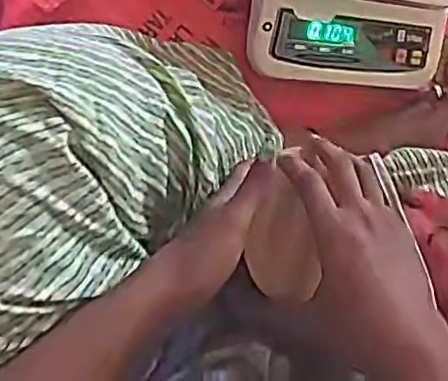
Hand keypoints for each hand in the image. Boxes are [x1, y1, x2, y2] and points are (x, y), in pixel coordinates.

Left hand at [153, 160, 277, 305]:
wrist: (166, 298)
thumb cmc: (203, 256)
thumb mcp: (234, 221)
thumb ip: (252, 192)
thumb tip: (270, 154)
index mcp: (221, 200)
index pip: (241, 172)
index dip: (259, 160)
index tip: (279, 150)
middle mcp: (214, 213)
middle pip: (237, 190)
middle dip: (256, 181)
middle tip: (281, 177)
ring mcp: (208, 236)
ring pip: (233, 213)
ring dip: (250, 207)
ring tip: (272, 207)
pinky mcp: (206, 260)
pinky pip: (232, 236)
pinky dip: (245, 232)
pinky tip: (253, 243)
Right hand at [269, 138, 447, 379]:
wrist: (410, 340)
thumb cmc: (358, 329)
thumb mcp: (310, 321)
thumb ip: (276, 308)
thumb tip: (246, 303)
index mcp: (333, 230)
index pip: (309, 183)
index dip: (292, 165)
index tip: (281, 156)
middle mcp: (359, 213)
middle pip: (340, 165)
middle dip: (321, 148)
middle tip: (309, 141)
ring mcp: (384, 216)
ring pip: (365, 171)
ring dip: (347, 157)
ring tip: (336, 154)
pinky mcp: (402, 225)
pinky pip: (383, 189)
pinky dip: (369, 177)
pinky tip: (366, 184)